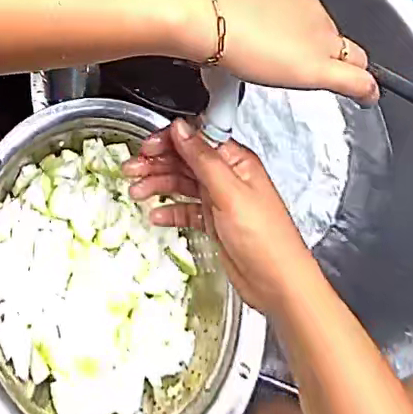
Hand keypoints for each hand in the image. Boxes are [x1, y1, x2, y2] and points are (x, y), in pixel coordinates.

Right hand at [123, 120, 319, 316]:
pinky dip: (170, 209)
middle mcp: (227, 176)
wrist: (280, 285)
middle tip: (132, 169)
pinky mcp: (215, 221)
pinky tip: (156, 214)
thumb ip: (203, 158)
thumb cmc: (266, 239)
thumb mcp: (230, 193)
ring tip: (137, 191)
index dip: (169, 140)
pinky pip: (186, 208)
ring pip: (182, 183)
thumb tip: (182, 128)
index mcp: (235, 161)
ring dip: (158, 184)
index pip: (196, 138)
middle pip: (185, 159)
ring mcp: (220, 199)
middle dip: (156, 162)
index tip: (147, 147)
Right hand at [179, 0, 376, 103]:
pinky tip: (366, 98)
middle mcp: (312, 9)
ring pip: (343, 57)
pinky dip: (364, 90)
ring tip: (295, 82)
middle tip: (293, 68)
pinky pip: (356, 79)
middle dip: (323, 53)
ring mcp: (319, 35)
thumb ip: (252, 16)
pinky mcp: (320, 64)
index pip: (313, 19)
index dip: (309, 38)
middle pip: (332, 38)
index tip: (300, 47)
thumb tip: (242, 27)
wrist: (207, 14)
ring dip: (329, 67)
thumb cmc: (208, 10)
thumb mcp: (236, 5)